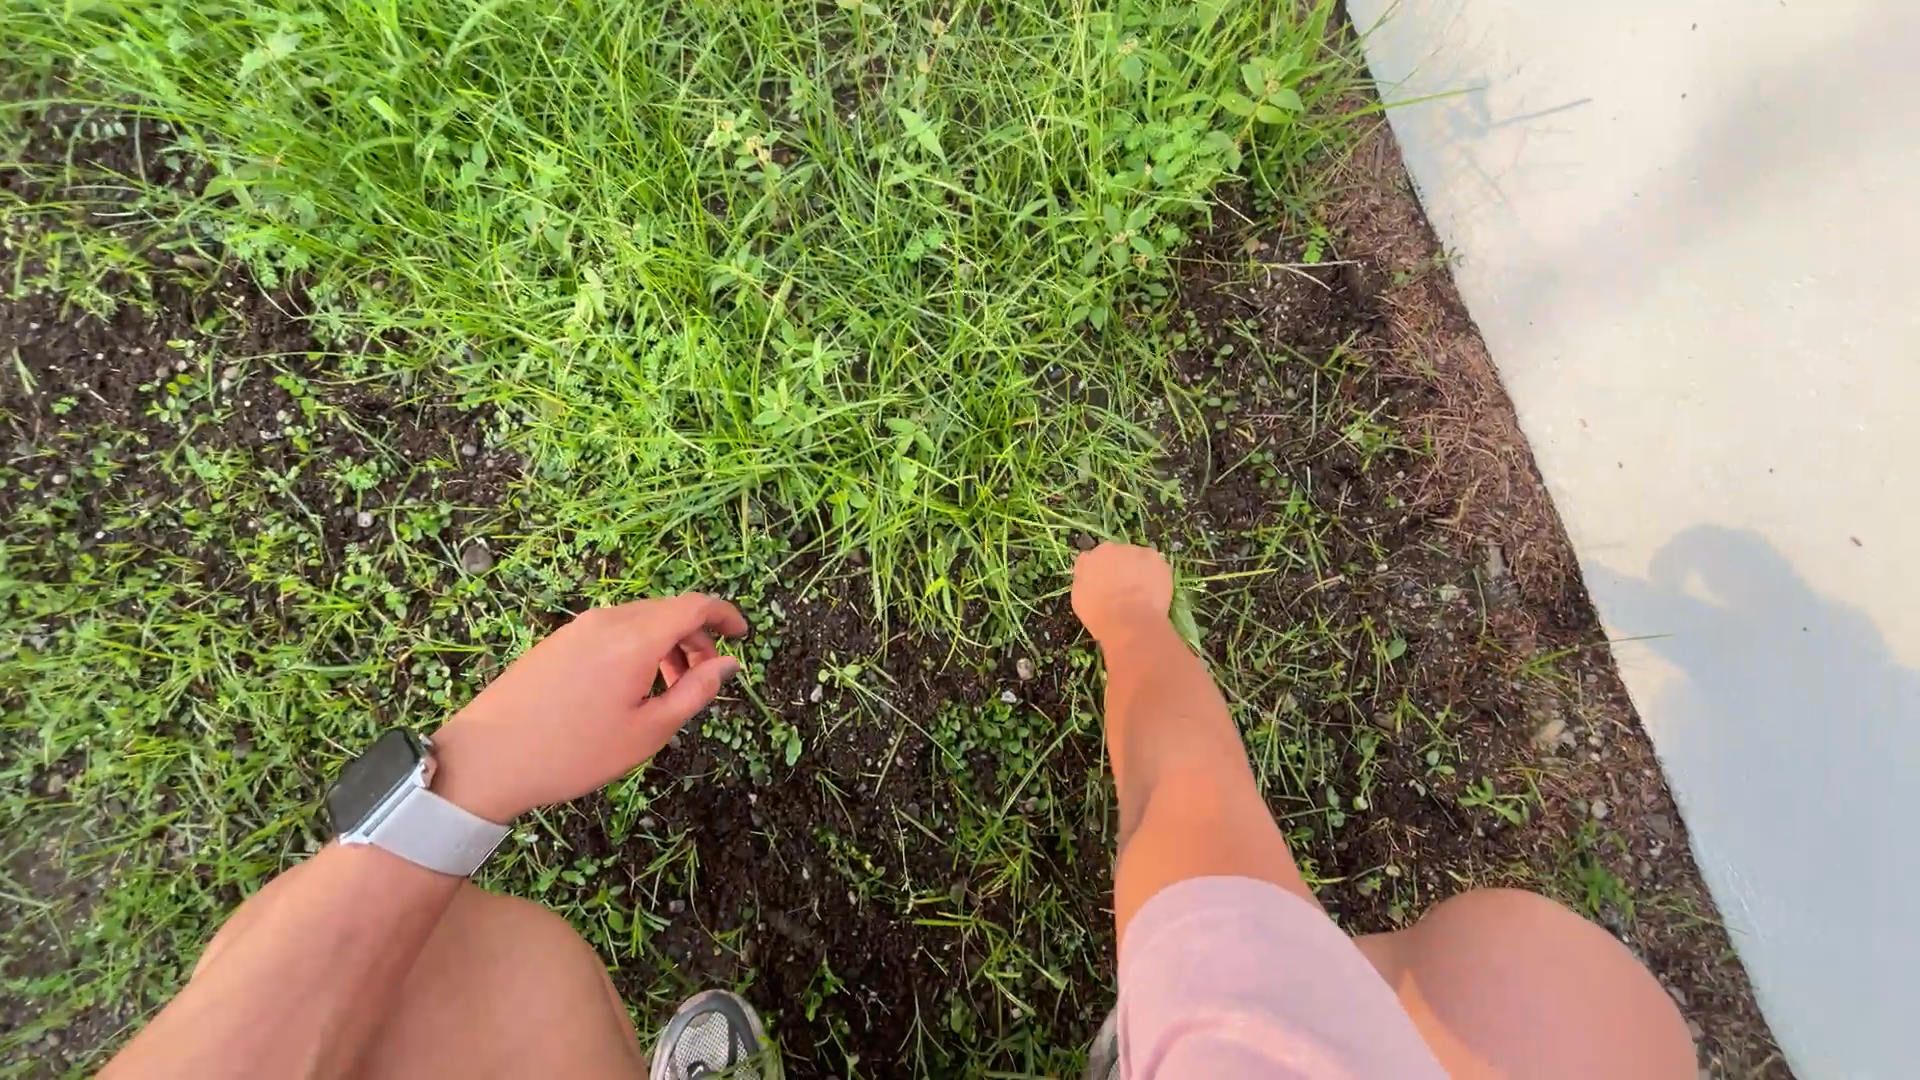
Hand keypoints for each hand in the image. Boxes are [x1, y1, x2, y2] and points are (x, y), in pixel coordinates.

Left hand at [428, 594, 748, 821]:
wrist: (482, 762)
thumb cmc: (575, 752)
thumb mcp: (649, 731)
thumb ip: (696, 692)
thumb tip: (728, 663)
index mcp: (636, 638)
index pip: (696, 606)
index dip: (725, 615)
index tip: (743, 635)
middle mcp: (609, 620)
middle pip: (670, 611)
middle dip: (698, 637)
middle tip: (705, 677)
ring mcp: (579, 627)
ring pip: (642, 620)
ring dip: (668, 644)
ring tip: (670, 687)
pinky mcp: (559, 640)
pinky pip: (615, 629)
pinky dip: (640, 646)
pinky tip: (632, 686)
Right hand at [1070, 542, 1173, 645]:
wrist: (1131, 623)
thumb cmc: (1100, 613)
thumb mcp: (1079, 597)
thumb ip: (1083, 577)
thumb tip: (1088, 570)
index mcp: (1093, 555)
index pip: (1095, 558)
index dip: (1100, 572)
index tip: (1103, 584)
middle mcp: (1116, 548)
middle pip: (1118, 555)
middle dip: (1120, 568)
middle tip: (1122, 588)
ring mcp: (1139, 553)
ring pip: (1138, 559)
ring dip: (1138, 570)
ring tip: (1140, 592)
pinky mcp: (1159, 562)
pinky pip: (1155, 567)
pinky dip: (1154, 576)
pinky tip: (1152, 593)